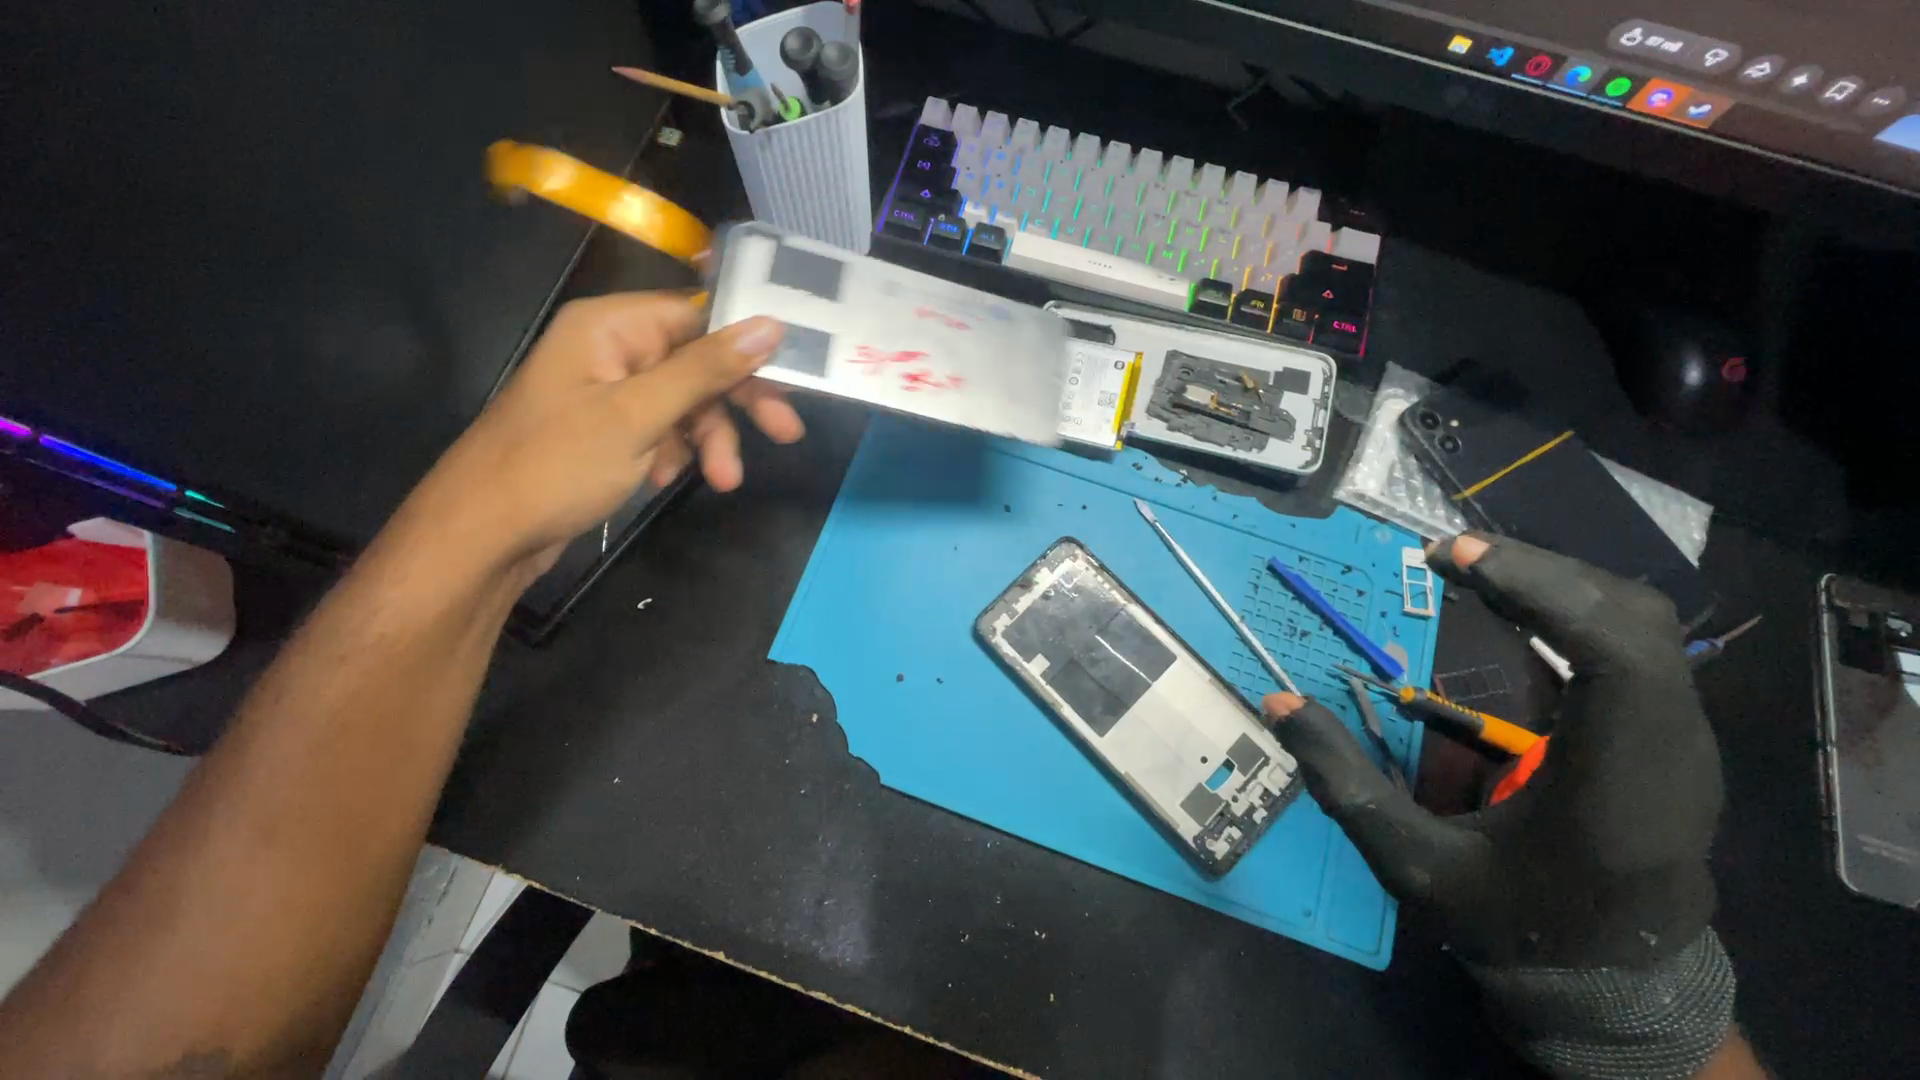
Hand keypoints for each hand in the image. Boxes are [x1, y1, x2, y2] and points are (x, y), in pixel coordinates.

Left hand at [398, 293, 800, 581]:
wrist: (485, 535)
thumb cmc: (556, 465)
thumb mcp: (638, 415)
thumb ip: (706, 369)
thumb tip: (771, 325)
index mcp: (612, 327)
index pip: (698, 316)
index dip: (747, 343)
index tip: (795, 375)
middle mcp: (612, 350)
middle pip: (698, 362)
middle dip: (737, 401)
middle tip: (785, 432)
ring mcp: (609, 392)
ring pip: (685, 402)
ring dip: (709, 439)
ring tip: (724, 481)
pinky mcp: (609, 431)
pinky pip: (663, 429)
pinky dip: (677, 452)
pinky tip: (667, 479)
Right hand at [1264, 534, 1736, 1076]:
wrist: (1609, 984)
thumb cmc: (1509, 922)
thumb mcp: (1410, 862)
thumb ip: (1343, 781)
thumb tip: (1277, 701)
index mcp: (1619, 783)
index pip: (1615, 653)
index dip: (1540, 587)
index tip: (1452, 557)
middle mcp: (1670, 749)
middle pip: (1631, 621)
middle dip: (1538, 571)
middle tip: (1448, 554)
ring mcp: (1681, 741)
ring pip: (1641, 626)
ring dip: (1556, 584)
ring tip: (1474, 569)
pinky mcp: (1667, 737)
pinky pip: (1633, 648)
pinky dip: (1571, 610)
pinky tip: (1516, 607)